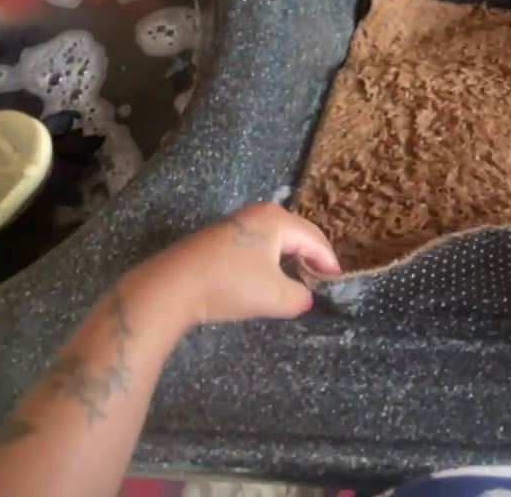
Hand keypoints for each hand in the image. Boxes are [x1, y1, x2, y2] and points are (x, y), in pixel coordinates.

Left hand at [126, 203, 340, 328]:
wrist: (172, 286)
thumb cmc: (230, 285)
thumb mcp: (274, 297)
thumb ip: (298, 297)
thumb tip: (305, 297)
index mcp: (278, 220)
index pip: (314, 239)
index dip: (328, 261)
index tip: (337, 280)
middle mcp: (260, 212)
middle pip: (296, 233)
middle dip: (310, 256)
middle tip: (321, 279)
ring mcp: (237, 221)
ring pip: (275, 237)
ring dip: (289, 257)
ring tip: (298, 278)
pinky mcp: (220, 236)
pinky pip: (257, 243)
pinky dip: (269, 258)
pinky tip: (266, 276)